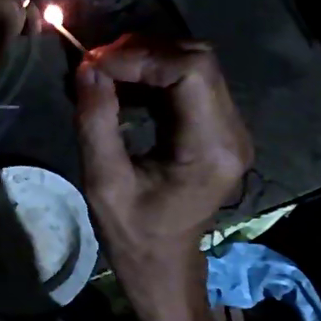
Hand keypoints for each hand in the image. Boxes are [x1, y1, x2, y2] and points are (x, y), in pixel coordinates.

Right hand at [74, 35, 252, 291]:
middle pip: (198, 61)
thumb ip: (96, 121)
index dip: (141, 57)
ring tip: (105, 74)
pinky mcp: (220, 130)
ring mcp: (231, 130)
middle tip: (95, 65)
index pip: (190, 72)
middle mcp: (233, 132)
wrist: (163, 266)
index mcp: (210, 149)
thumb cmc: (132, 234)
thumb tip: (87, 67)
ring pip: (196, 67)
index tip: (94, 65)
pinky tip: (124, 88)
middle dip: (143, 53)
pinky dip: (155, 77)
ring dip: (148, 61)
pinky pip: (192, 84)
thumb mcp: (103, 182)